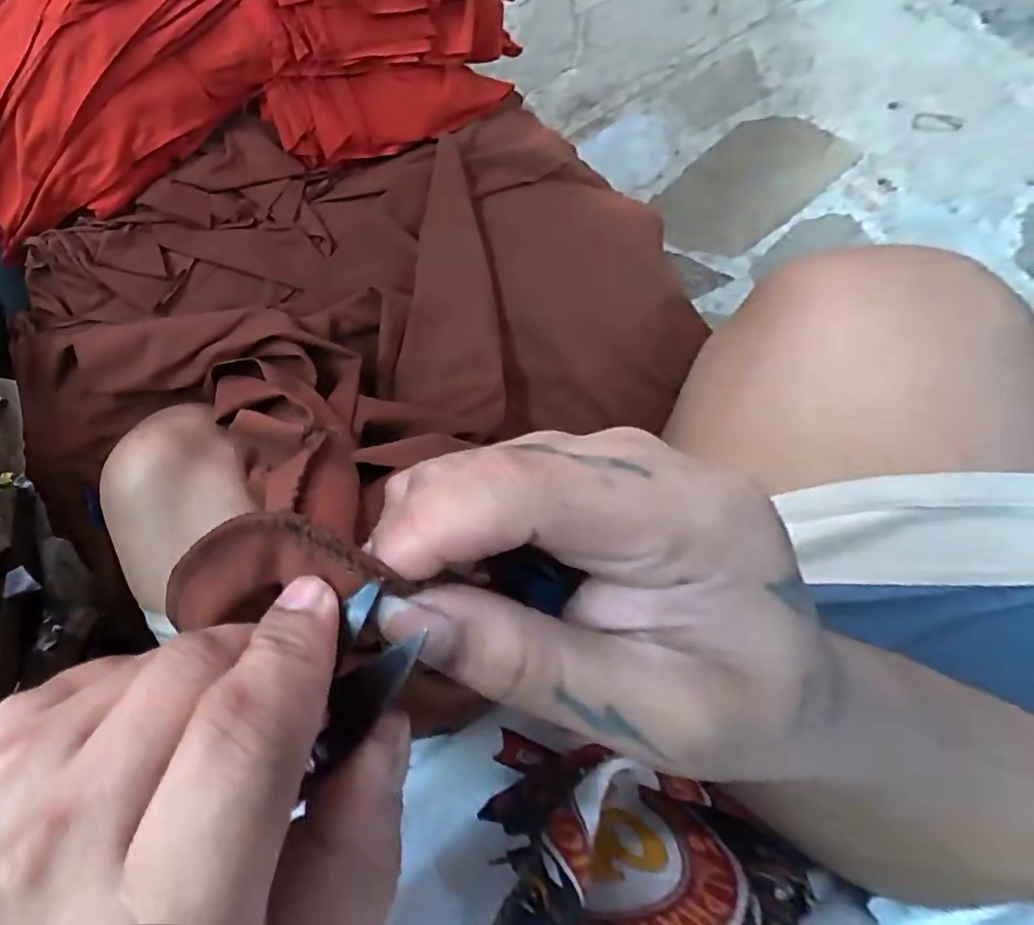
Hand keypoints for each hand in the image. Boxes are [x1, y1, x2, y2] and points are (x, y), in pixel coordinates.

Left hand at [0, 576, 408, 924]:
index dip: (289, 657)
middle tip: (288, 665)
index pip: (235, 737)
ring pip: (141, 662)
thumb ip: (353, 841)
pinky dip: (142, 682)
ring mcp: (22, 771)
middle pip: (183, 679)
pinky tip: (150, 731)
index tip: (323, 603)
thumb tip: (378, 715)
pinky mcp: (1, 734)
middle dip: (249, 650)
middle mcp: (71, 828)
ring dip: (196, 672)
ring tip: (214, 720)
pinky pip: (97, 669)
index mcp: (159, 911)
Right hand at [367, 429, 838, 781]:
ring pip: (448, 470)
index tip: (376, 595)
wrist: (788, 678)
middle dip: (411, 542)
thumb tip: (393, 616)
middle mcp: (620, 455)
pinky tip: (468, 576)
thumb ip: (523, 663)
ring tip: (449, 603)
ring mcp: (580, 448)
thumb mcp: (649, 716)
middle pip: (466, 472)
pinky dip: (435, 529)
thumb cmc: (736, 708)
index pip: (514, 487)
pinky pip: (456, 478)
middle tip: (407, 617)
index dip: (426, 531)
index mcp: (676, 510)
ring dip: (418, 537)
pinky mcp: (549, 458)